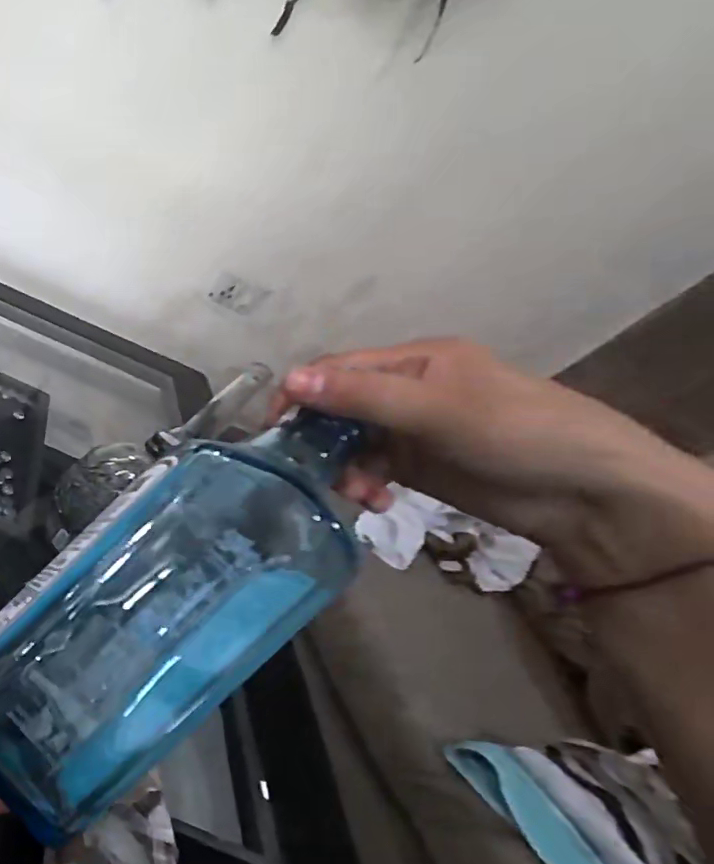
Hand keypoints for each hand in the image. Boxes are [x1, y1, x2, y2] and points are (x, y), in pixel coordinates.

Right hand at [273, 338, 713, 584]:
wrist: (588, 494)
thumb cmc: (518, 435)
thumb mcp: (435, 410)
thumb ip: (360, 396)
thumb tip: (287, 379)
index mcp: (413, 362)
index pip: (332, 370)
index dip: (298, 396)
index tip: (275, 432)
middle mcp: (403, 390)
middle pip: (330, 409)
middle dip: (318, 441)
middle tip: (311, 470)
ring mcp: (404, 427)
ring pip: (341, 443)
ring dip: (339, 469)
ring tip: (358, 492)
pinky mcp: (407, 462)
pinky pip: (361, 468)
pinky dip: (360, 484)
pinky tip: (375, 501)